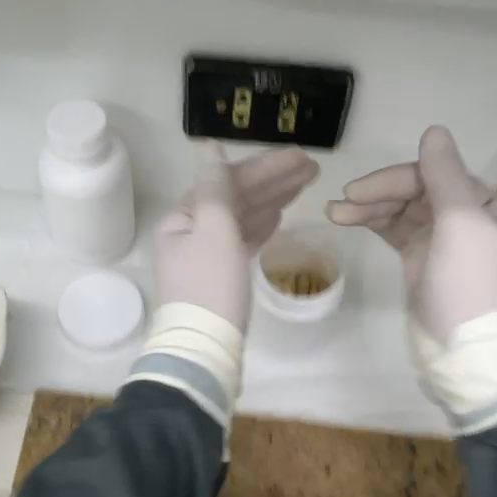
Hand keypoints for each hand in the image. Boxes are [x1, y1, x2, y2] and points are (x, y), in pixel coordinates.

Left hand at [155, 143, 319, 328]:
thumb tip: (206, 145)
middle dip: (273, 181)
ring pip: (240, 219)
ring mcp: (203, 257)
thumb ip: (215, 187)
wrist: (204, 351)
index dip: (266, 167)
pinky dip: (259, 227)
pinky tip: (278, 217)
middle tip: (313, 168)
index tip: (303, 157)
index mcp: (183, 219)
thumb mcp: (214, 231)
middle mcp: (189, 233)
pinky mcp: (217, 279)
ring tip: (304, 186)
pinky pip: (240, 241)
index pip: (228, 181)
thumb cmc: (211, 289)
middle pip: (235, 198)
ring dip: (270, 200)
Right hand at [326, 126, 496, 341]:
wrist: (464, 349)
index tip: (360, 190)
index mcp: (485, 205)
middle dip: (380, 194)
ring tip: (335, 213)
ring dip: (370, 208)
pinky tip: (347, 220)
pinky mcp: (419, 259)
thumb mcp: (461, 225)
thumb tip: (434, 131)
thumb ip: (445, 177)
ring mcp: (440, 239)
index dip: (398, 179)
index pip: (437, 176)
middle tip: (344, 201)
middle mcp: (465, 217)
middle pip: (417, 191)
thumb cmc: (468, 284)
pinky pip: (394, 230)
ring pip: (401, 210)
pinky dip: (373, 223)